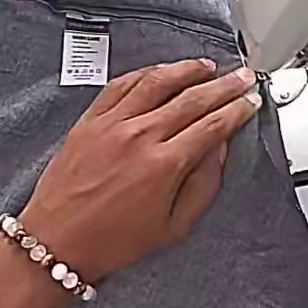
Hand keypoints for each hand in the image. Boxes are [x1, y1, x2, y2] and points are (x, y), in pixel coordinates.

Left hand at [0, 59, 262, 307]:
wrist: (57, 241)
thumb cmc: (112, 241)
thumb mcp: (172, 227)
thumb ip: (203, 185)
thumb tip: (219, 151)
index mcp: (164, 165)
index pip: (212, 125)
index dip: (237, 109)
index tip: (250, 101)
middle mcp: (140, 136)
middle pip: (192, 98)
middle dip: (224, 85)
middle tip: (241, 76)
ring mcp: (112, 124)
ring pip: (157, 82)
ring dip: (187, 69)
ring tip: (207, 65)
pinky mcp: (90, 120)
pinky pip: (121, 85)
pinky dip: (145, 73)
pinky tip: (159, 71)